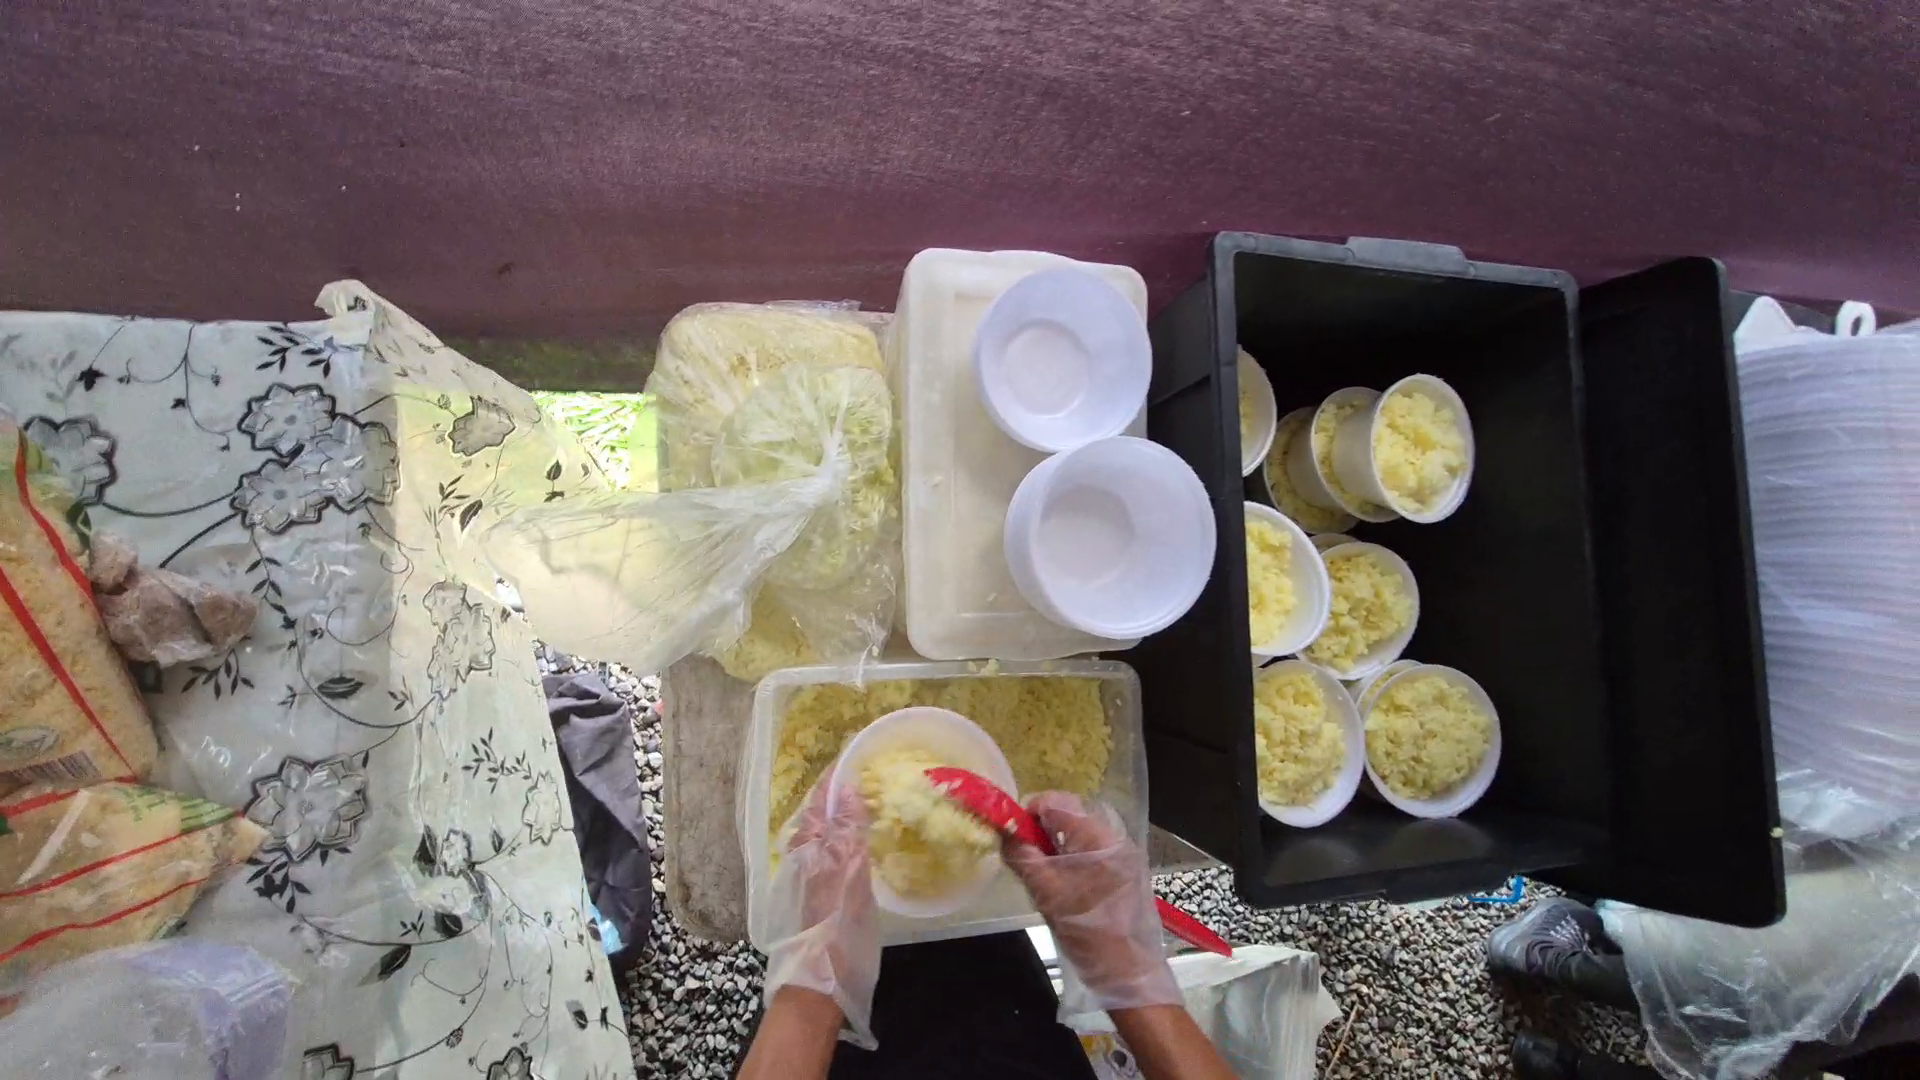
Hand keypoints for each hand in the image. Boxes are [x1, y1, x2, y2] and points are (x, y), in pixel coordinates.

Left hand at [760, 778, 880, 1047]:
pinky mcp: (810, 895)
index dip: (837, 774)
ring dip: (839, 814)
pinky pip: (825, 851)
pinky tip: (854, 842)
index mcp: (811, 846)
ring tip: (863, 802)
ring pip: (821, 832)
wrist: (817, 987)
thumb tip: (847, 789)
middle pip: (819, 812)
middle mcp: (802, 855)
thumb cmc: (839, 931)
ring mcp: (804, 876)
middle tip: (866, 776)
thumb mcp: (851, 875)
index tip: (856, 754)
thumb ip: (848, 832)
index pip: (822, 796)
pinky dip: (839, 836)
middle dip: (838, 791)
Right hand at [1002, 792, 1180, 1012]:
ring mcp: (1123, 853)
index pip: (1054, 802)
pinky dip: (1073, 858)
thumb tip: (1003, 830)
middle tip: (1025, 857)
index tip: (1013, 837)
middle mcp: (1114, 835)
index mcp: (1096, 834)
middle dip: (1041, 831)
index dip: (1028, 814)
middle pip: (1067, 815)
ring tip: (1043, 874)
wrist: (1130, 974)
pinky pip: (1092, 851)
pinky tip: (1065, 884)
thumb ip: (1021, 855)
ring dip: (1056, 845)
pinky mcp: (1126, 871)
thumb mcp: (1046, 892)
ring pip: (1079, 834)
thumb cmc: (1087, 929)